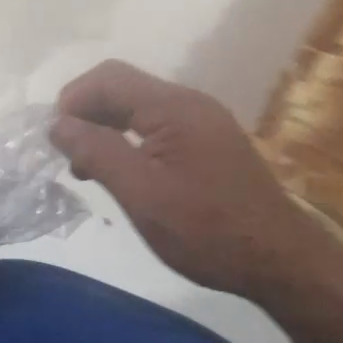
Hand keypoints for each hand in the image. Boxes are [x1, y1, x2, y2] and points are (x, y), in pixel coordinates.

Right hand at [51, 60, 341, 301]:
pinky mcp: (212, 144)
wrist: (285, 265)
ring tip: (90, 169)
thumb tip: (58, 124)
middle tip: (69, 156)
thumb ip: (96, 151)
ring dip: (107, 129)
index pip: (108, 77)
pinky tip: (126, 174)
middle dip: (88, 114)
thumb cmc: (207, 229)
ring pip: (139, 108)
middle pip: (124, 88)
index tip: (57, 139)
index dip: (73, 100)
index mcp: (174, 106)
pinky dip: (131, 140)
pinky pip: (159, 126)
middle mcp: (190, 103)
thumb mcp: (141, 193)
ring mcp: (205, 123)